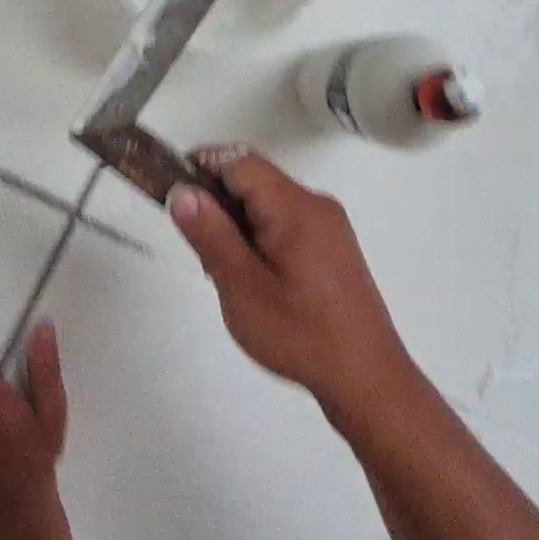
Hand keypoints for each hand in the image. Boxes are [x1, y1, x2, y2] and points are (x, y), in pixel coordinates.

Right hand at [168, 146, 419, 413]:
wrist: (366, 378)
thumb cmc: (299, 334)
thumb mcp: (242, 287)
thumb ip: (210, 234)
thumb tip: (181, 190)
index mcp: (295, 207)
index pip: (239, 161)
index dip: (200, 170)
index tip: (173, 199)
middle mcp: (316, 204)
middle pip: (254, 179)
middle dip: (217, 202)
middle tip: (198, 249)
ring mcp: (329, 226)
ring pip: (268, 203)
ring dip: (237, 223)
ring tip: (223, 272)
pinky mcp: (333, 247)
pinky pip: (286, 223)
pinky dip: (259, 237)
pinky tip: (253, 279)